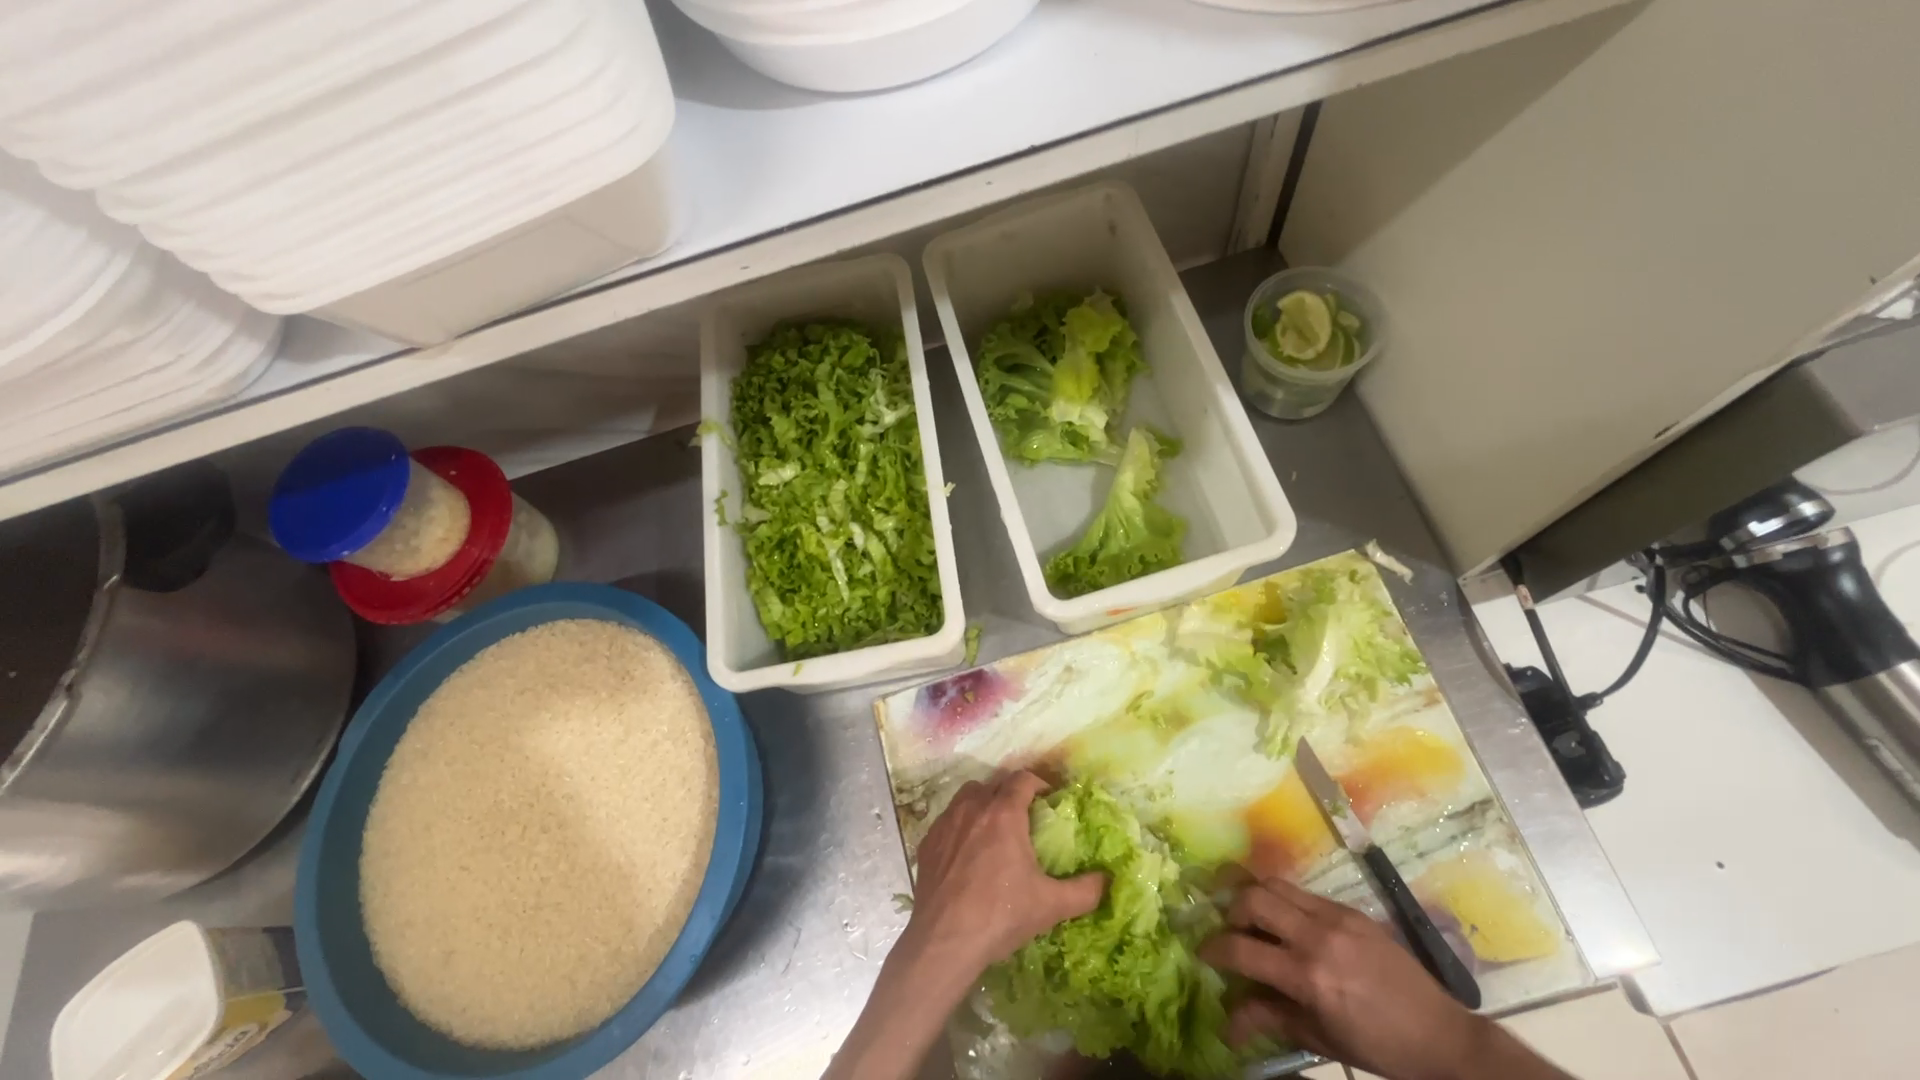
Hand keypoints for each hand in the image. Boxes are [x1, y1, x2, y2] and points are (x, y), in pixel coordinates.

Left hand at [825, 772, 1104, 1079]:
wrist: (945, 941)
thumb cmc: (1001, 915)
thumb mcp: (1051, 905)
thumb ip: (1085, 890)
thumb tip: (1107, 880)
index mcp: (1003, 815)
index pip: (1022, 779)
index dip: (1038, 783)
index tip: (1048, 798)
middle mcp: (972, 809)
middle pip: (992, 785)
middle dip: (1009, 793)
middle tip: (1024, 816)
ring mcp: (945, 824)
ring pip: (966, 797)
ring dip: (982, 804)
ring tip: (994, 829)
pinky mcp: (927, 843)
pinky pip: (947, 820)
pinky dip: (960, 825)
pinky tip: (967, 852)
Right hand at [1201, 876, 1561, 1079]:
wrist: (1442, 1036)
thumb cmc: (1378, 1047)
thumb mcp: (1319, 1038)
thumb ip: (1269, 1018)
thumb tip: (1226, 1021)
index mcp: (1309, 976)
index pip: (1241, 950)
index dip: (1213, 950)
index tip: (1202, 954)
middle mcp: (1318, 937)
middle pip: (1253, 898)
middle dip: (1230, 911)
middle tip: (1229, 931)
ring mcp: (1337, 918)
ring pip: (1276, 885)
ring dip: (1255, 898)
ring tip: (1253, 920)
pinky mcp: (1352, 911)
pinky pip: (1304, 894)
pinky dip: (1285, 902)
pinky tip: (1289, 925)